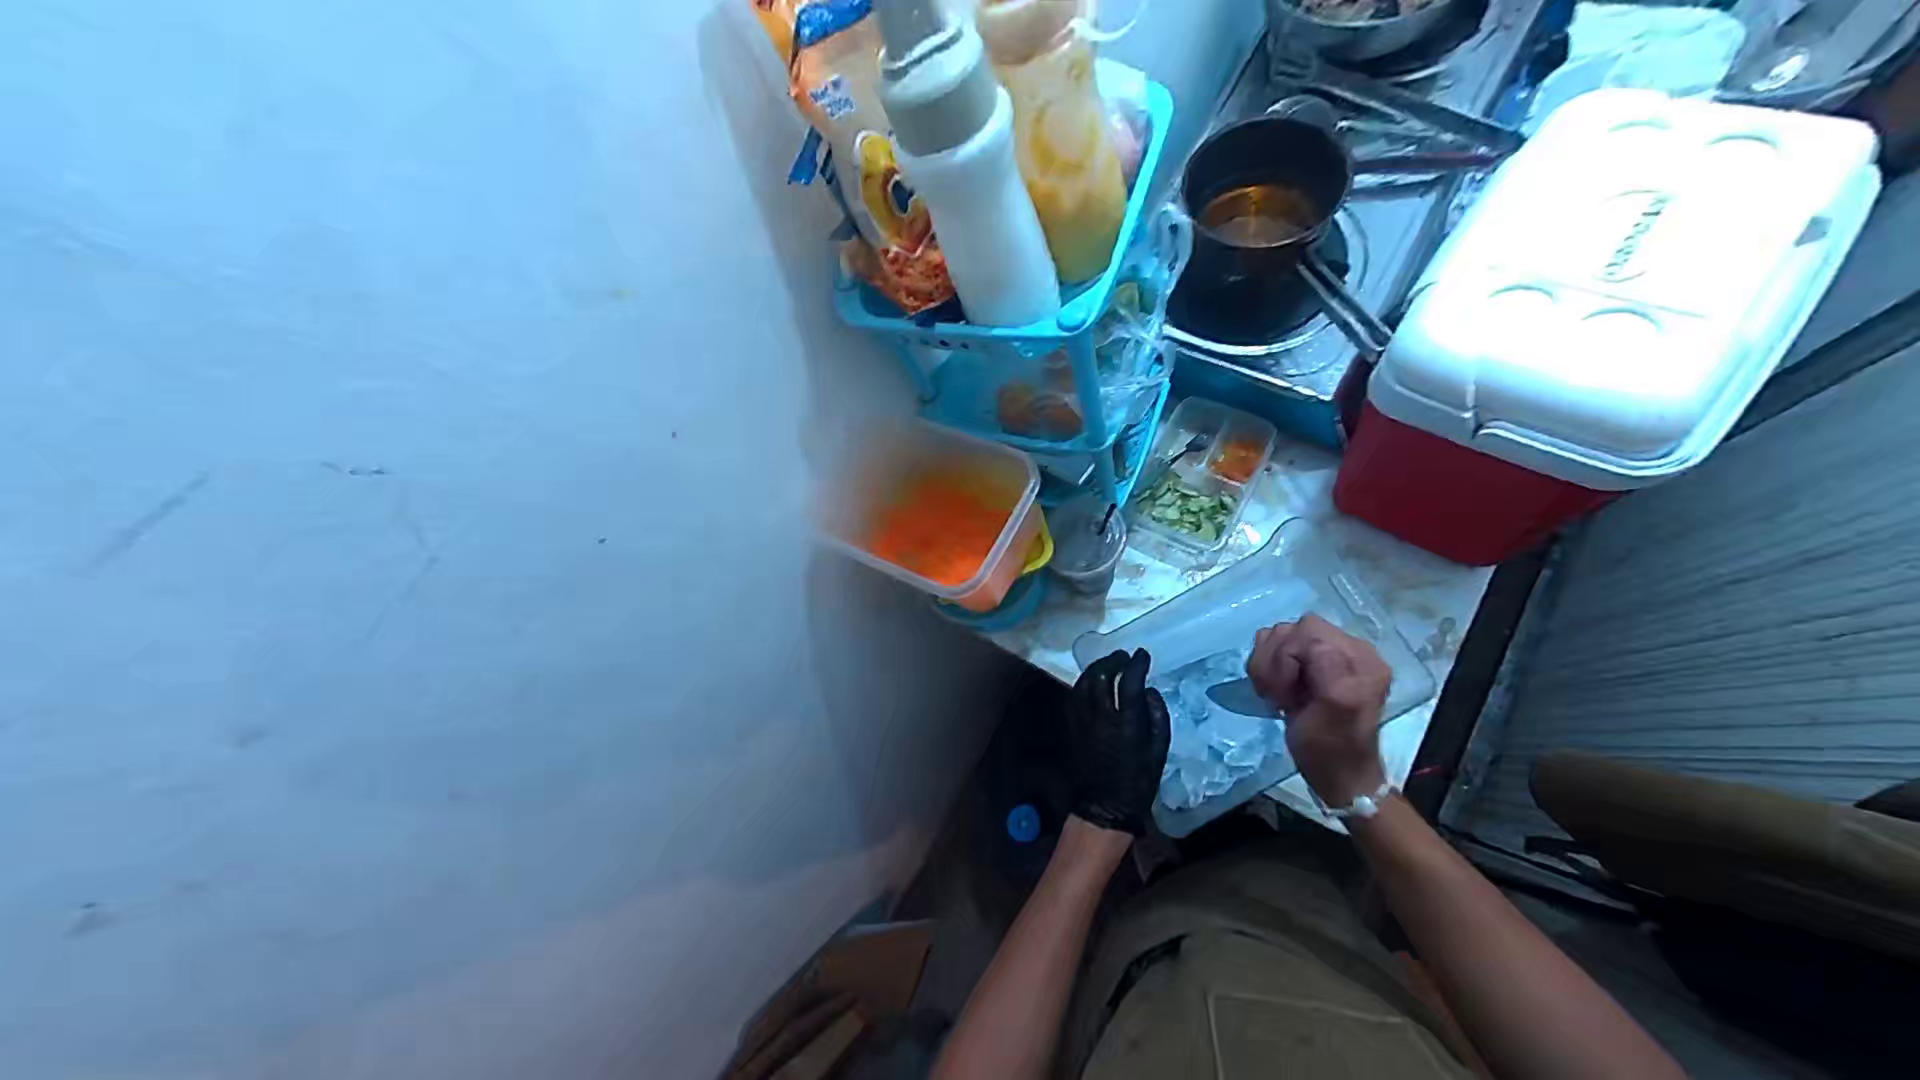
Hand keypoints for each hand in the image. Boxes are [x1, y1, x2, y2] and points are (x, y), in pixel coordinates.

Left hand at [1065, 649, 1170, 834]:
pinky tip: (1092, 682)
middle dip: (1112, 661)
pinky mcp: (1070, 726)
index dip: (1136, 664)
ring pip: (1083, 683)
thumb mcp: (1159, 751)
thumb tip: (1148, 690)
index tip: (1142, 655)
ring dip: (1096, 669)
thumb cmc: (1138, 779)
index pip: (1129, 682)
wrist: (1105, 804)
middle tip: (1122, 656)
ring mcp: (1081, 721)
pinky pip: (1074, 696)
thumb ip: (1157, 716)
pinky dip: (1084, 683)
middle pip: (1101, 676)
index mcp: (1127, 724)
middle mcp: (1100, 718)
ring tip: (1108, 664)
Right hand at [1246, 614, 1390, 808]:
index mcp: (1360, 657)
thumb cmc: (1332, 748)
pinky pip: (1274, 645)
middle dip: (1274, 663)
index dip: (1285, 660)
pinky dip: (1266, 667)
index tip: (1286, 695)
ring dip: (1268, 667)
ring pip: (1278, 635)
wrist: (1336, 775)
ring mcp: (1326, 655)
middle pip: (1291, 630)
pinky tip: (1276, 689)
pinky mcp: (1309, 662)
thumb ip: (1329, 665)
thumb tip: (1308, 640)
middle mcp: (1347, 648)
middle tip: (1279, 696)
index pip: (1307, 631)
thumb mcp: (1336, 707)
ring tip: (1277, 695)